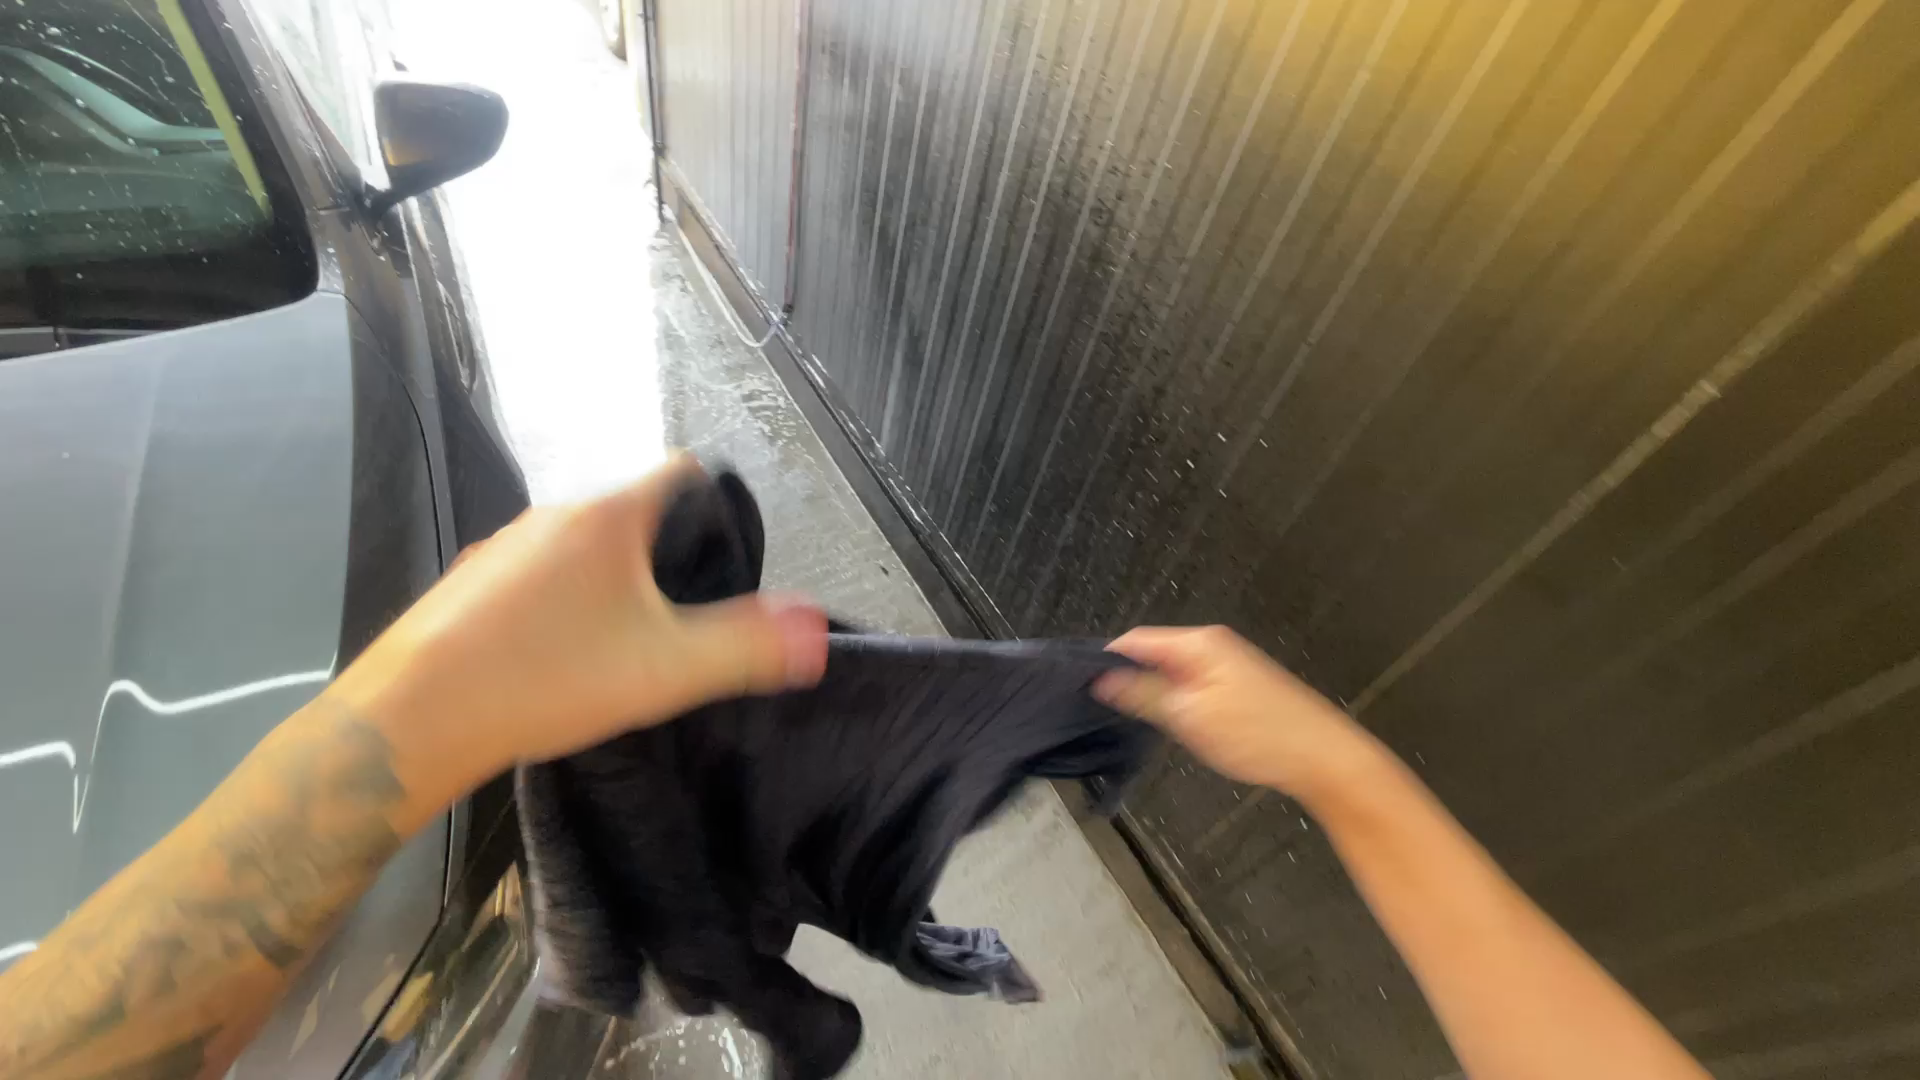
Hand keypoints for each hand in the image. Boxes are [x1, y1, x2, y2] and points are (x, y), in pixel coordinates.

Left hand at [329, 456, 828, 792]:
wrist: (407, 725)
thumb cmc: (548, 679)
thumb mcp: (666, 669)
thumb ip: (749, 646)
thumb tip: (816, 630)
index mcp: (606, 516)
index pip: (682, 470)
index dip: (718, 503)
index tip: (730, 556)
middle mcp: (553, 514)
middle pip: (638, 508)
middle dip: (674, 547)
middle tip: (692, 608)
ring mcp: (504, 546)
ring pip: (589, 541)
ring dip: (622, 572)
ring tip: (634, 633)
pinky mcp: (471, 584)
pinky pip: (545, 569)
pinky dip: (572, 593)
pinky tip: (567, 649)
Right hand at [1094, 626, 1379, 802]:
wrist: (1325, 758)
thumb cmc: (1257, 735)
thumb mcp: (1189, 716)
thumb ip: (1142, 694)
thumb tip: (1101, 678)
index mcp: (1198, 643)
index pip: (1136, 639)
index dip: (1107, 661)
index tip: (1084, 687)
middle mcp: (1212, 643)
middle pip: (1154, 652)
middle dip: (1131, 677)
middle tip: (1108, 710)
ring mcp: (1228, 662)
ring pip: (1173, 670)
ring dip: (1155, 691)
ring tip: (1138, 721)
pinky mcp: (1239, 683)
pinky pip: (1193, 682)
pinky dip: (1177, 698)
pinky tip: (1176, 724)